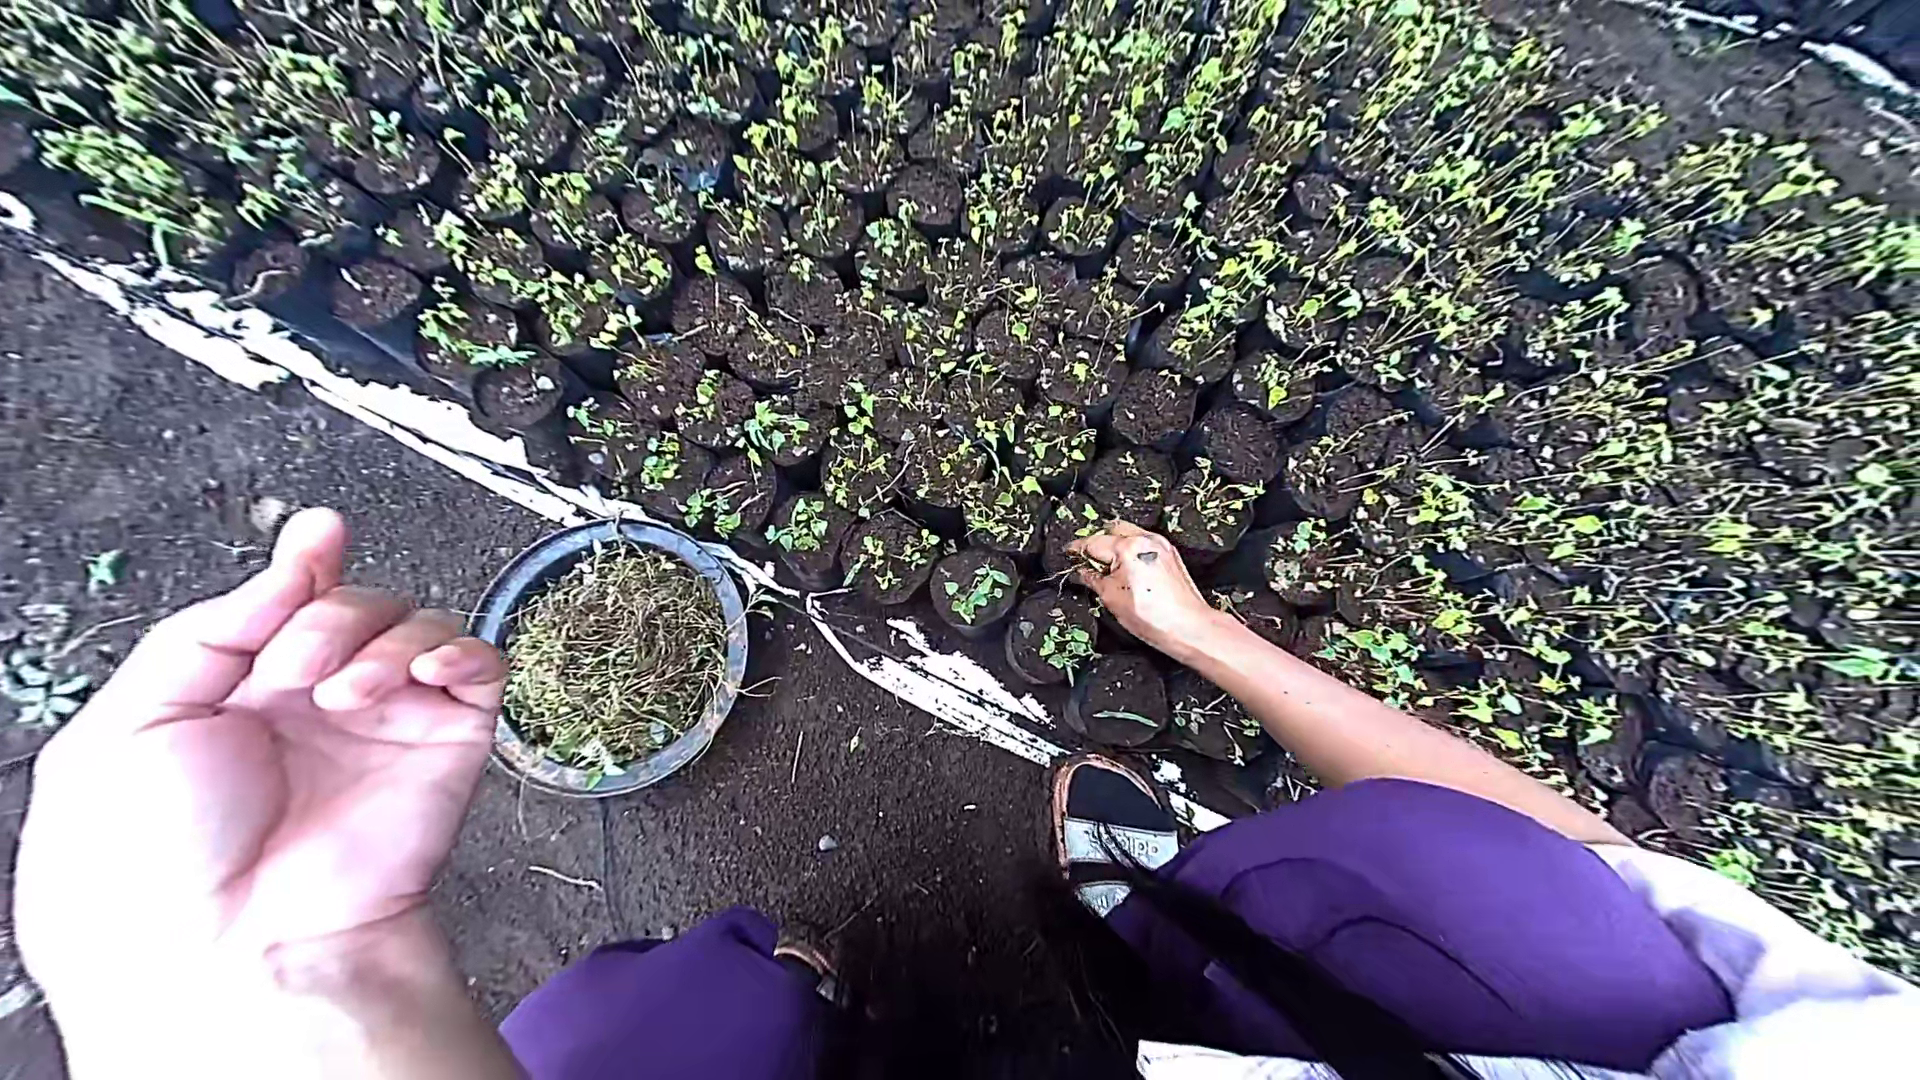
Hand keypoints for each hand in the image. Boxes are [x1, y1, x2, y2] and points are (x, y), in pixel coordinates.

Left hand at [16, 509, 507, 1071]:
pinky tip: (426, 673)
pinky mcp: (456, 729)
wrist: (238, 940)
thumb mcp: (127, 732)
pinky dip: (464, 653)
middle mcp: (330, 693)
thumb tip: (297, 559)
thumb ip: (212, 632)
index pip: (297, 602)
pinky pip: (484, 664)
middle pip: (366, 604)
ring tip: (347, 695)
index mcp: (249, 690)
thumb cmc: (158, 861)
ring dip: (389, 643)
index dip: (311, 562)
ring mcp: (398, 710)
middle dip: (332, 620)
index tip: (323, 530)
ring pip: (427, 625)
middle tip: (297, 672)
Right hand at [1068, 520, 1224, 654]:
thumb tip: (1082, 572)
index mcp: (1128, 547)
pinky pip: (1143, 543)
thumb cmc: (1154, 617)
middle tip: (1085, 560)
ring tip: (1106, 566)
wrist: (1188, 627)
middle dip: (1096, 542)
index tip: (1068, 553)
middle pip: (1111, 529)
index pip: (1092, 542)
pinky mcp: (1169, 554)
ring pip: (1129, 533)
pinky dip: (1130, 550)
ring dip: (1114, 544)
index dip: (1076, 549)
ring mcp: (1160, 545)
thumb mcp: (1110, 598)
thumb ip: (1092, 578)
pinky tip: (1125, 568)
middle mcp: (1146, 540)